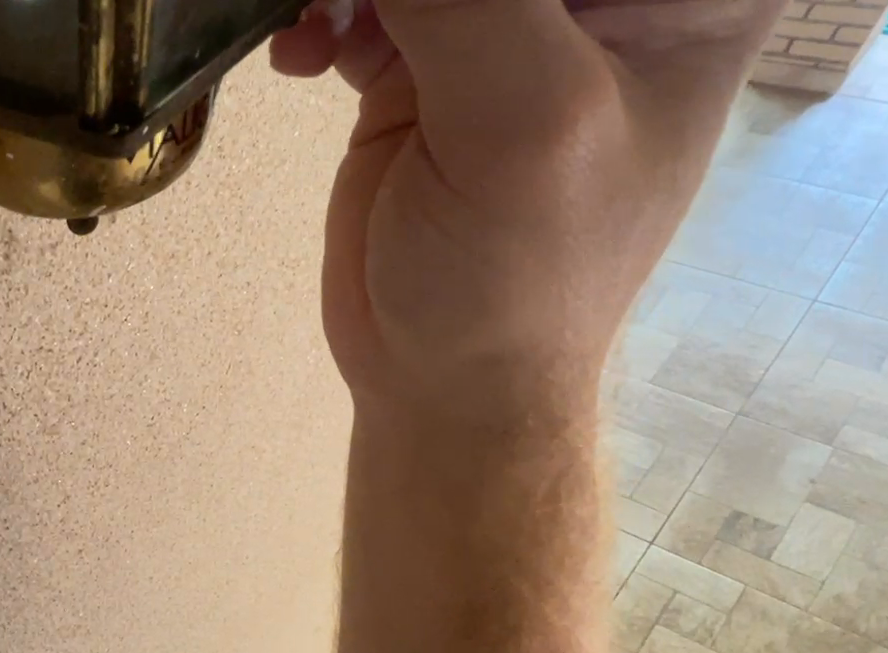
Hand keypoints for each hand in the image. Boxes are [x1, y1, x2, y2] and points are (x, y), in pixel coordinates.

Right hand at [272, 0, 780, 432]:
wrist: (439, 380)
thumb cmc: (511, 275)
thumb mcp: (518, 118)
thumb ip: (459, 1)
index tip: (412, 10)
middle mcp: (589, 4)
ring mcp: (492, 41)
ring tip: (311, 18)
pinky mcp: (415, 84)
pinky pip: (364, 12)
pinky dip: (322, 20)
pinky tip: (297, 54)